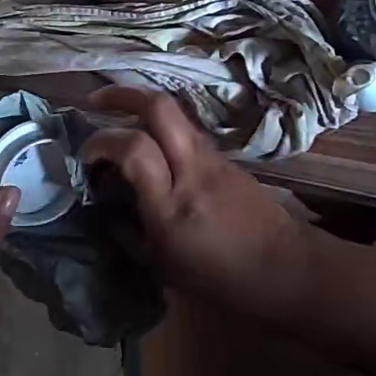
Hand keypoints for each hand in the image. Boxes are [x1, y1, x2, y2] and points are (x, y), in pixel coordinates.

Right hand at [81, 86, 308, 312]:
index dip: (101, 142)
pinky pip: (185, 130)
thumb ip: (128, 232)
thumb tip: (105, 207)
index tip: (86, 157)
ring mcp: (213, 159)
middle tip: (94, 101)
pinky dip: (159, 127)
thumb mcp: (162, 267)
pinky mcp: (225, 158)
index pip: (133, 149)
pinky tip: (148, 142)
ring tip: (116, 114)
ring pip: (174, 112)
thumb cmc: (222, 281)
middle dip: (121, 94)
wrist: (290, 271)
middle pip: (159, 108)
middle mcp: (192, 171)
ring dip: (140, 105)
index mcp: (172, 207)